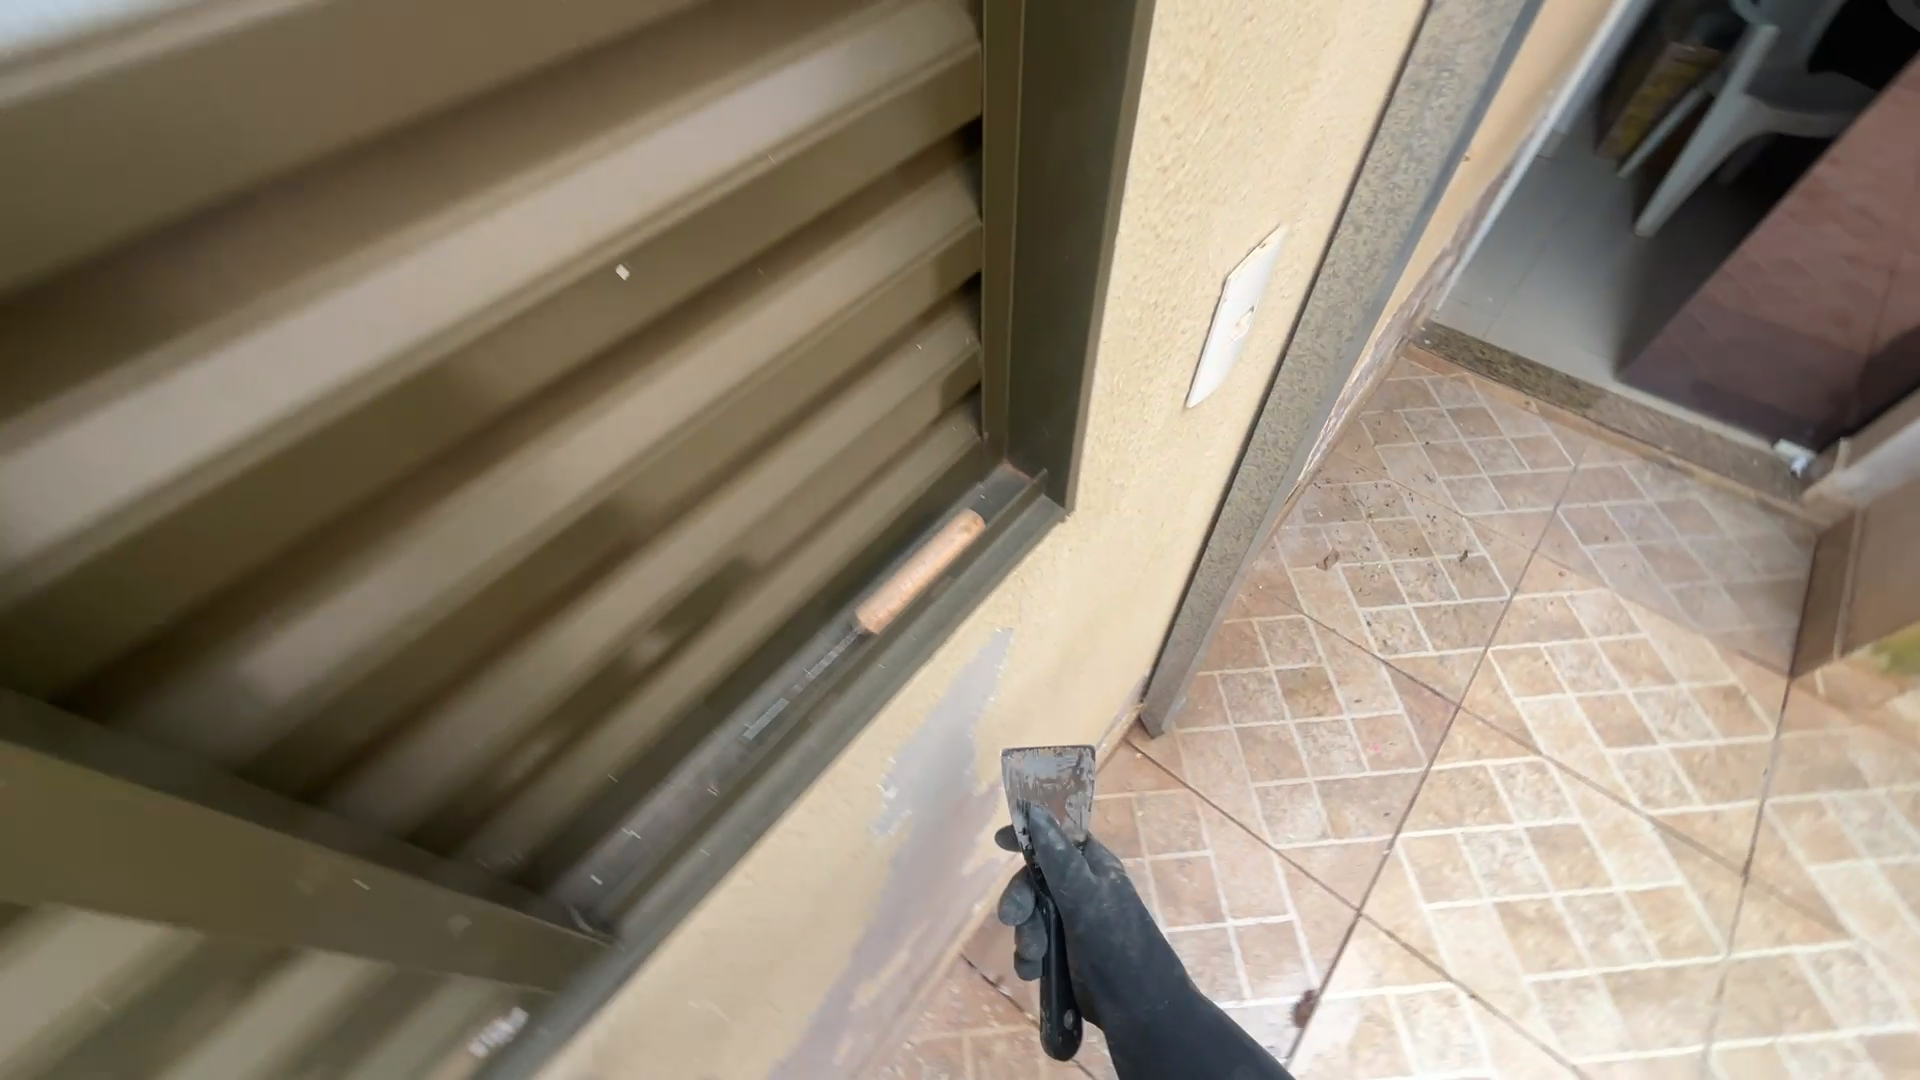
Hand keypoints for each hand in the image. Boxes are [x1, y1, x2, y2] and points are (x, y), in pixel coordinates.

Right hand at [994, 805, 1190, 1029]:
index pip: (1058, 836)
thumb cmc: (1118, 946)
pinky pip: (1035, 945)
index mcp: (1094, 868)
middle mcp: (1082, 891)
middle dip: (1021, 899)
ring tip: (1033, 956)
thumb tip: (1034, 809)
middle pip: (1036, 879)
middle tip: (1010, 917)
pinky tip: (1032, 972)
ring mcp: (1074, 925)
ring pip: (1032, 915)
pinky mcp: (1066, 956)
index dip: (1030, 834)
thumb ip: (1058, 856)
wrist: (1142, 1016)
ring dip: (1026, 933)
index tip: (1000, 841)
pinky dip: (1029, 958)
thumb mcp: (1085, 897)